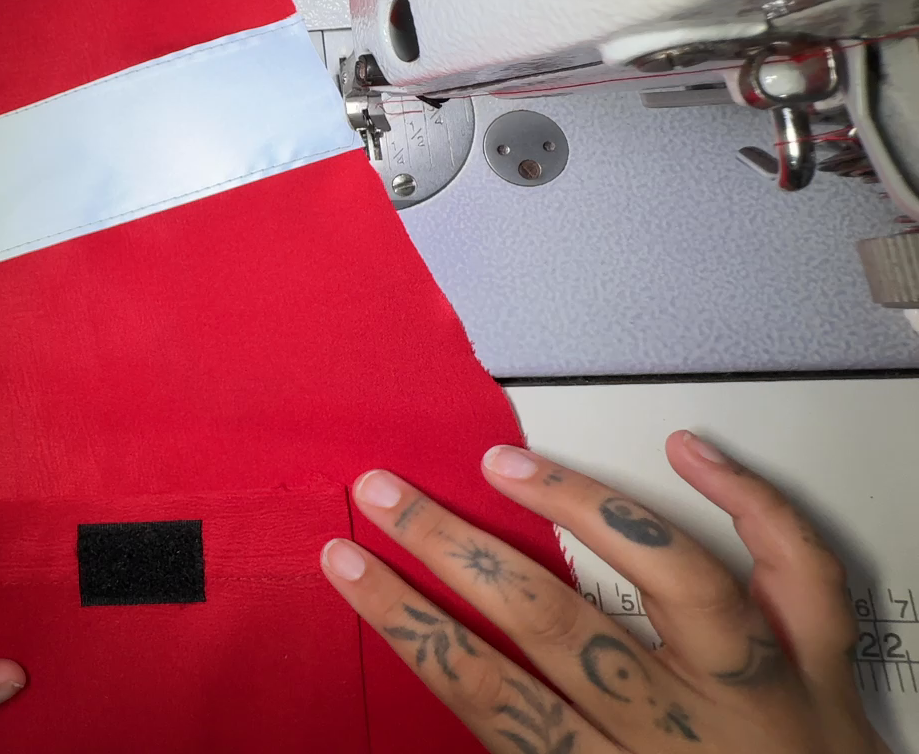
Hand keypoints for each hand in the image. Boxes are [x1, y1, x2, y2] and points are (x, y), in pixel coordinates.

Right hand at [321, 430, 890, 752]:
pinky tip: (689, 451)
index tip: (343, 560)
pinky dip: (756, 508)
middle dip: (453, 547)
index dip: (402, 616)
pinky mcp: (831, 681)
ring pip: (681, 584)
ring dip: (583, 510)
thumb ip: (518, 743)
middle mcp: (694, 739)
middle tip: (385, 491)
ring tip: (504, 462)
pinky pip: (807, 583)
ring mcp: (772, 703)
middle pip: (555, 623)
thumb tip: (434, 662)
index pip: (483, 688)